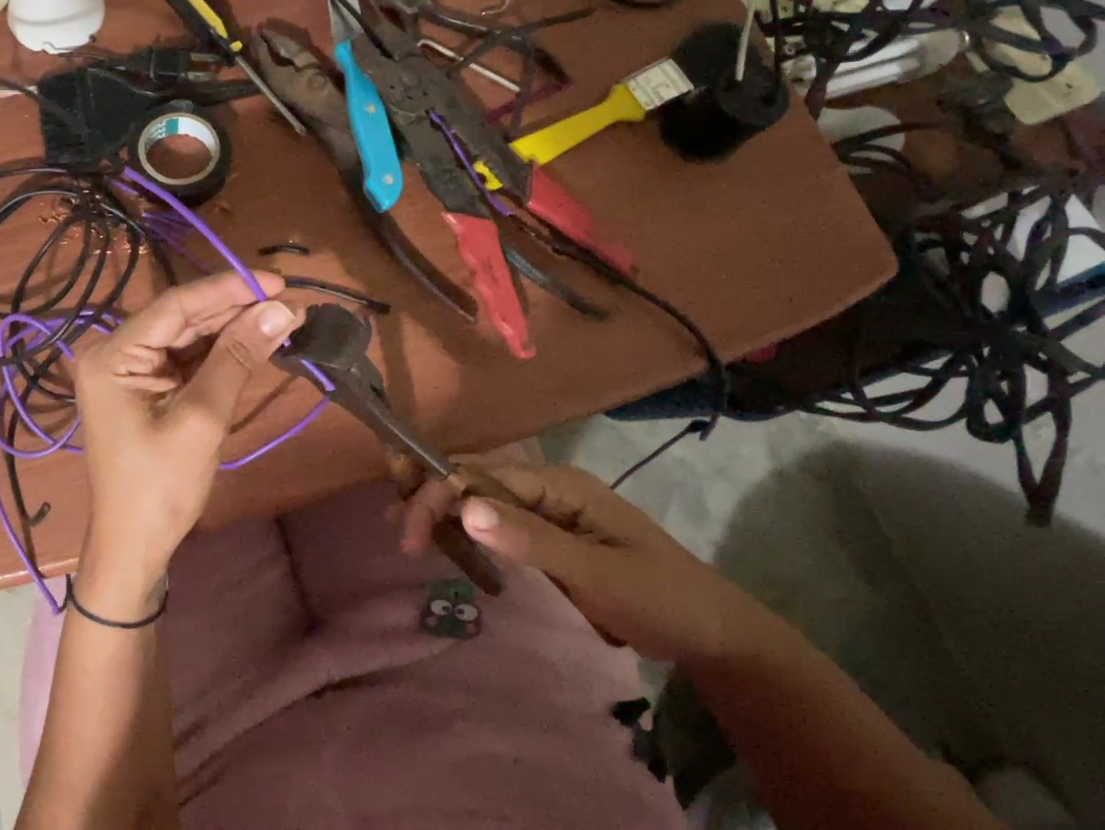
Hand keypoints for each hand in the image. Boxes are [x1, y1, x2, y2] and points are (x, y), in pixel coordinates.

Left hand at [70, 272, 302, 604]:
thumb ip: (238, 358)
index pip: (175, 306)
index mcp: (112, 355)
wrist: (135, 543)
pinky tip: (255, 340)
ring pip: (187, 336)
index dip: (228, 289)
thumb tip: (282, 310)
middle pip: (181, 318)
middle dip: (235, 308)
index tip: (278, 281)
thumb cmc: (161, 486)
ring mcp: (129, 371)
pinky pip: (186, 359)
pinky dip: (220, 352)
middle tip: (289, 301)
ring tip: (283, 317)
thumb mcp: (202, 417)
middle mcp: (114, 353)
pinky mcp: (146, 388)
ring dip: (232, 328)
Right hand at [404, 463, 767, 664]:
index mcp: (560, 484)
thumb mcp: (596, 571)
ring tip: (407, 536)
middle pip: (474, 480)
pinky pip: (496, 524)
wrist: (711, 633)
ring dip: (443, 513)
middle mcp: (547, 488)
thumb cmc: (658, 598)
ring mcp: (547, 512)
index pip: (481, 476)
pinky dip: (465, 531)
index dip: (438, 496)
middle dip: (431, 498)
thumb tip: (463, 507)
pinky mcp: (547, 537)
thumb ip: (530, 540)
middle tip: (398, 532)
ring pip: (480, 500)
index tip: (409, 535)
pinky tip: (445, 545)